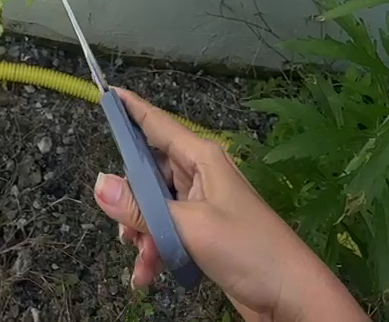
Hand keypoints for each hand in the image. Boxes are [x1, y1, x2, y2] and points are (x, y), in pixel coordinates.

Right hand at [92, 89, 366, 321]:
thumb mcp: (190, 227)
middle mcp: (199, 174)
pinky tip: (147, 274)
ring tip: (139, 257)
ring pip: (153, 205)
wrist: (289, 297)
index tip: (105, 91)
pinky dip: (154, 250)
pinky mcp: (201, 232)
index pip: (158, 123)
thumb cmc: (248, 248)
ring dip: (140, 230)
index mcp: (202, 157)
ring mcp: (200, 204)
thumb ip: (143, 208)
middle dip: (130, 195)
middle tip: (116, 219)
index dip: (131, 108)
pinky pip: (165, 231)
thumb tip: (99, 183)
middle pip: (150, 169)